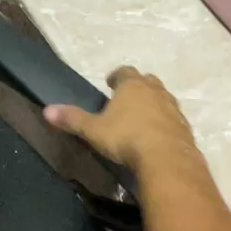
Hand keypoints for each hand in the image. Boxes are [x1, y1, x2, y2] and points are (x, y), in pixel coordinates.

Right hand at [43, 66, 199, 174]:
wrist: (166, 159)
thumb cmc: (125, 137)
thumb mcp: (93, 130)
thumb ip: (72, 119)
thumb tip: (47, 110)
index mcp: (132, 86)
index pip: (124, 72)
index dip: (116, 76)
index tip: (109, 82)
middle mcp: (155, 91)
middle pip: (147, 81)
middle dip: (137, 86)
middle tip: (126, 98)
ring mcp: (173, 108)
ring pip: (163, 98)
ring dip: (153, 104)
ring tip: (141, 117)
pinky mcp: (184, 127)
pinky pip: (172, 119)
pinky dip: (164, 122)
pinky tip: (156, 135)